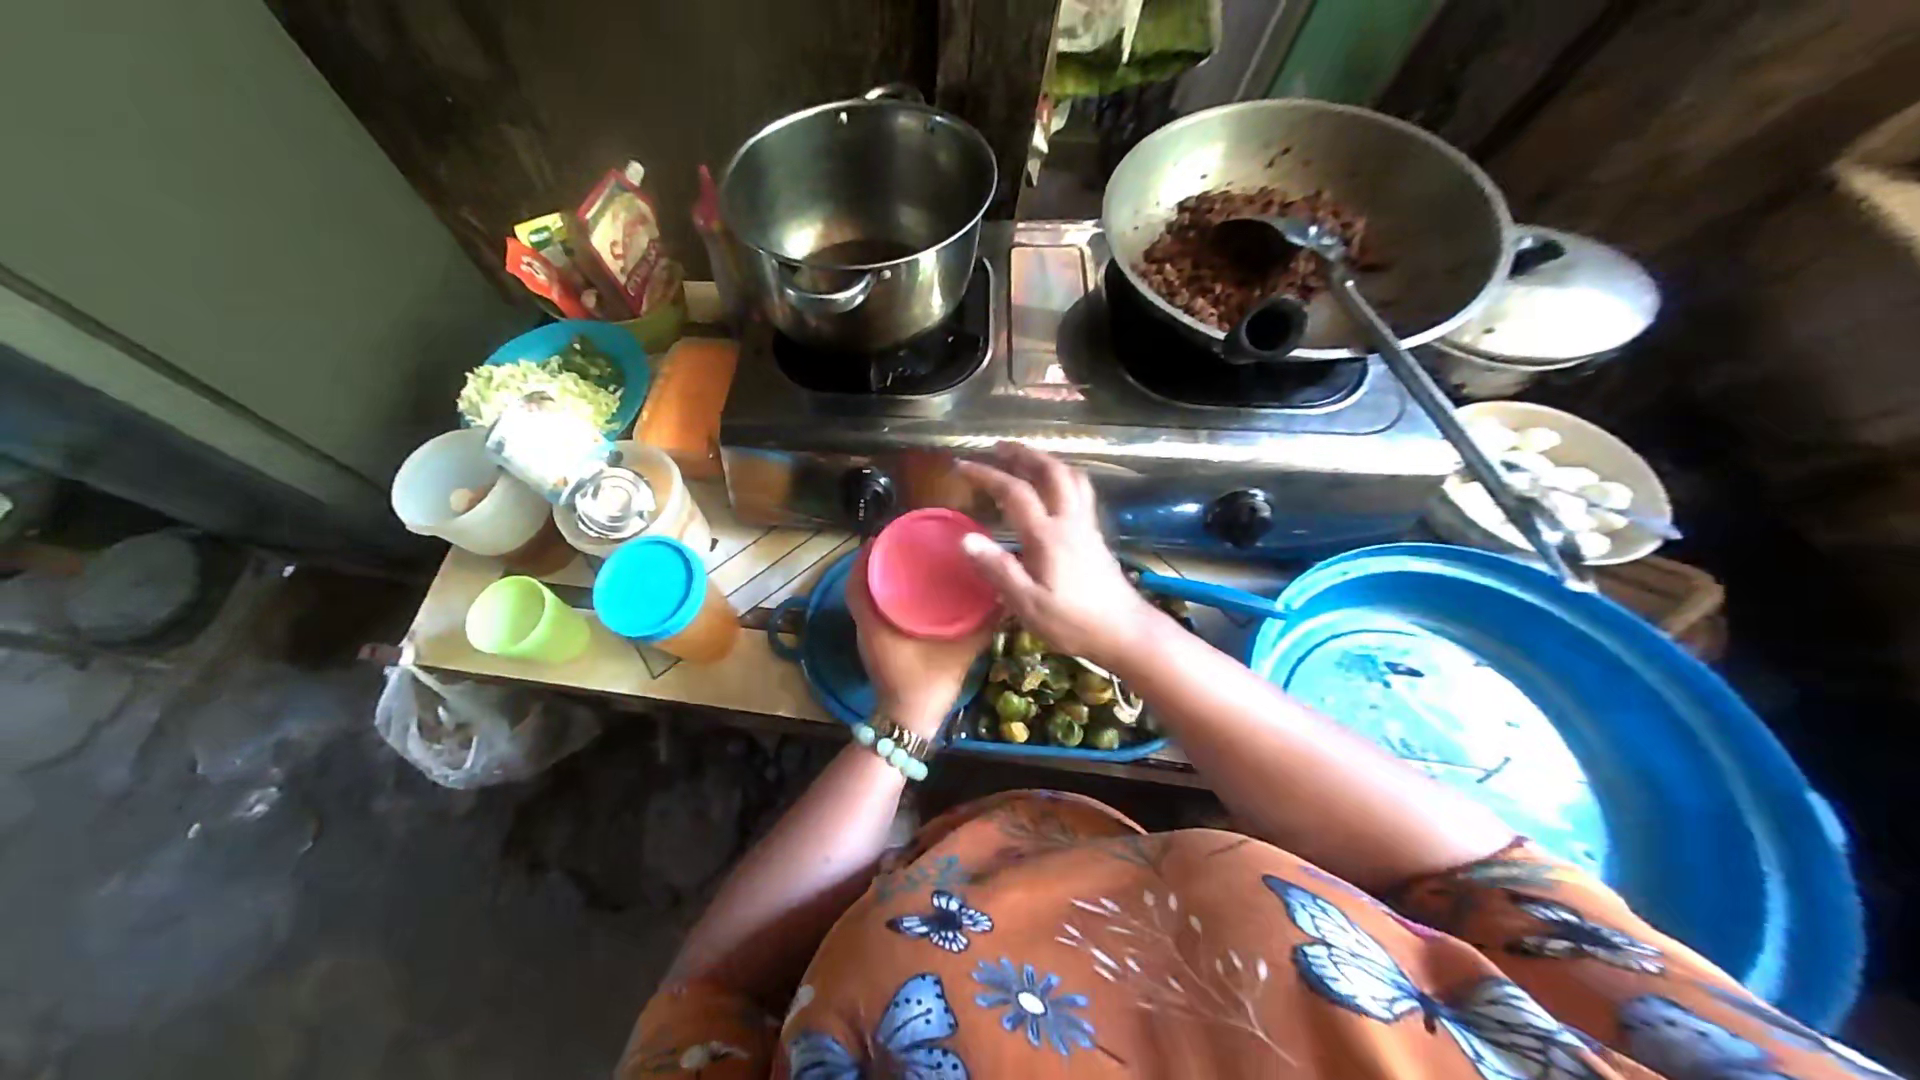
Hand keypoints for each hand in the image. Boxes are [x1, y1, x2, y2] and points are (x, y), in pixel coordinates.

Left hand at [844, 546, 992, 738]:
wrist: (912, 722)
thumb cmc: (929, 683)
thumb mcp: (961, 651)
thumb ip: (983, 624)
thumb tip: (1006, 596)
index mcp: (875, 623)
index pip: (858, 583)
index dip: (865, 557)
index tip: (884, 535)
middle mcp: (865, 627)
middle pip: (860, 586)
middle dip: (875, 562)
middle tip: (900, 543)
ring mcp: (868, 639)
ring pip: (866, 600)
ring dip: (878, 579)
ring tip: (904, 560)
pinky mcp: (876, 647)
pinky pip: (872, 613)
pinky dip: (882, 597)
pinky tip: (907, 593)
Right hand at [956, 443, 1165, 671]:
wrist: (1126, 632)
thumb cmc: (1074, 622)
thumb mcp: (1028, 604)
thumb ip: (998, 569)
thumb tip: (966, 538)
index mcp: (1048, 536)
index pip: (1014, 492)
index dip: (987, 474)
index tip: (962, 465)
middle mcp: (1069, 521)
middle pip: (1050, 471)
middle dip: (1022, 454)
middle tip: (998, 447)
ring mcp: (1086, 526)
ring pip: (1070, 477)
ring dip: (1047, 461)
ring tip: (1026, 459)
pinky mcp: (1096, 536)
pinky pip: (1080, 492)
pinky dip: (1062, 478)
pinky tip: (1053, 490)